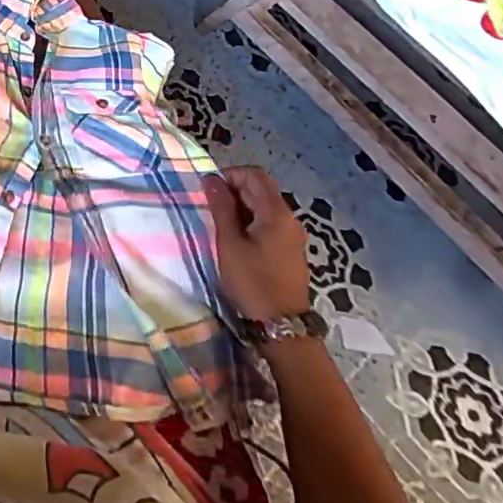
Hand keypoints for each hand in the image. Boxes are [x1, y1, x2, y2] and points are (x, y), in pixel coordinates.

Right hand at [203, 165, 311, 321]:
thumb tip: (212, 179)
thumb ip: (221, 207)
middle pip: (261, 189)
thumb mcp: (229, 244)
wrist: (282, 327)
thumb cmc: (252, 283)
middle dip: (235, 190)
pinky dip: (252, 222)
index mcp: (276, 212)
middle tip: (211, 208)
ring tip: (221, 225)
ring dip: (242, 207)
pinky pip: (270, 223)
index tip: (210, 190)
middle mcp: (289, 218)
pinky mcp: (290, 250)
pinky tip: (237, 240)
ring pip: (265, 206)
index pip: (254, 174)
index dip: (231, 175)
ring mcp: (292, 234)